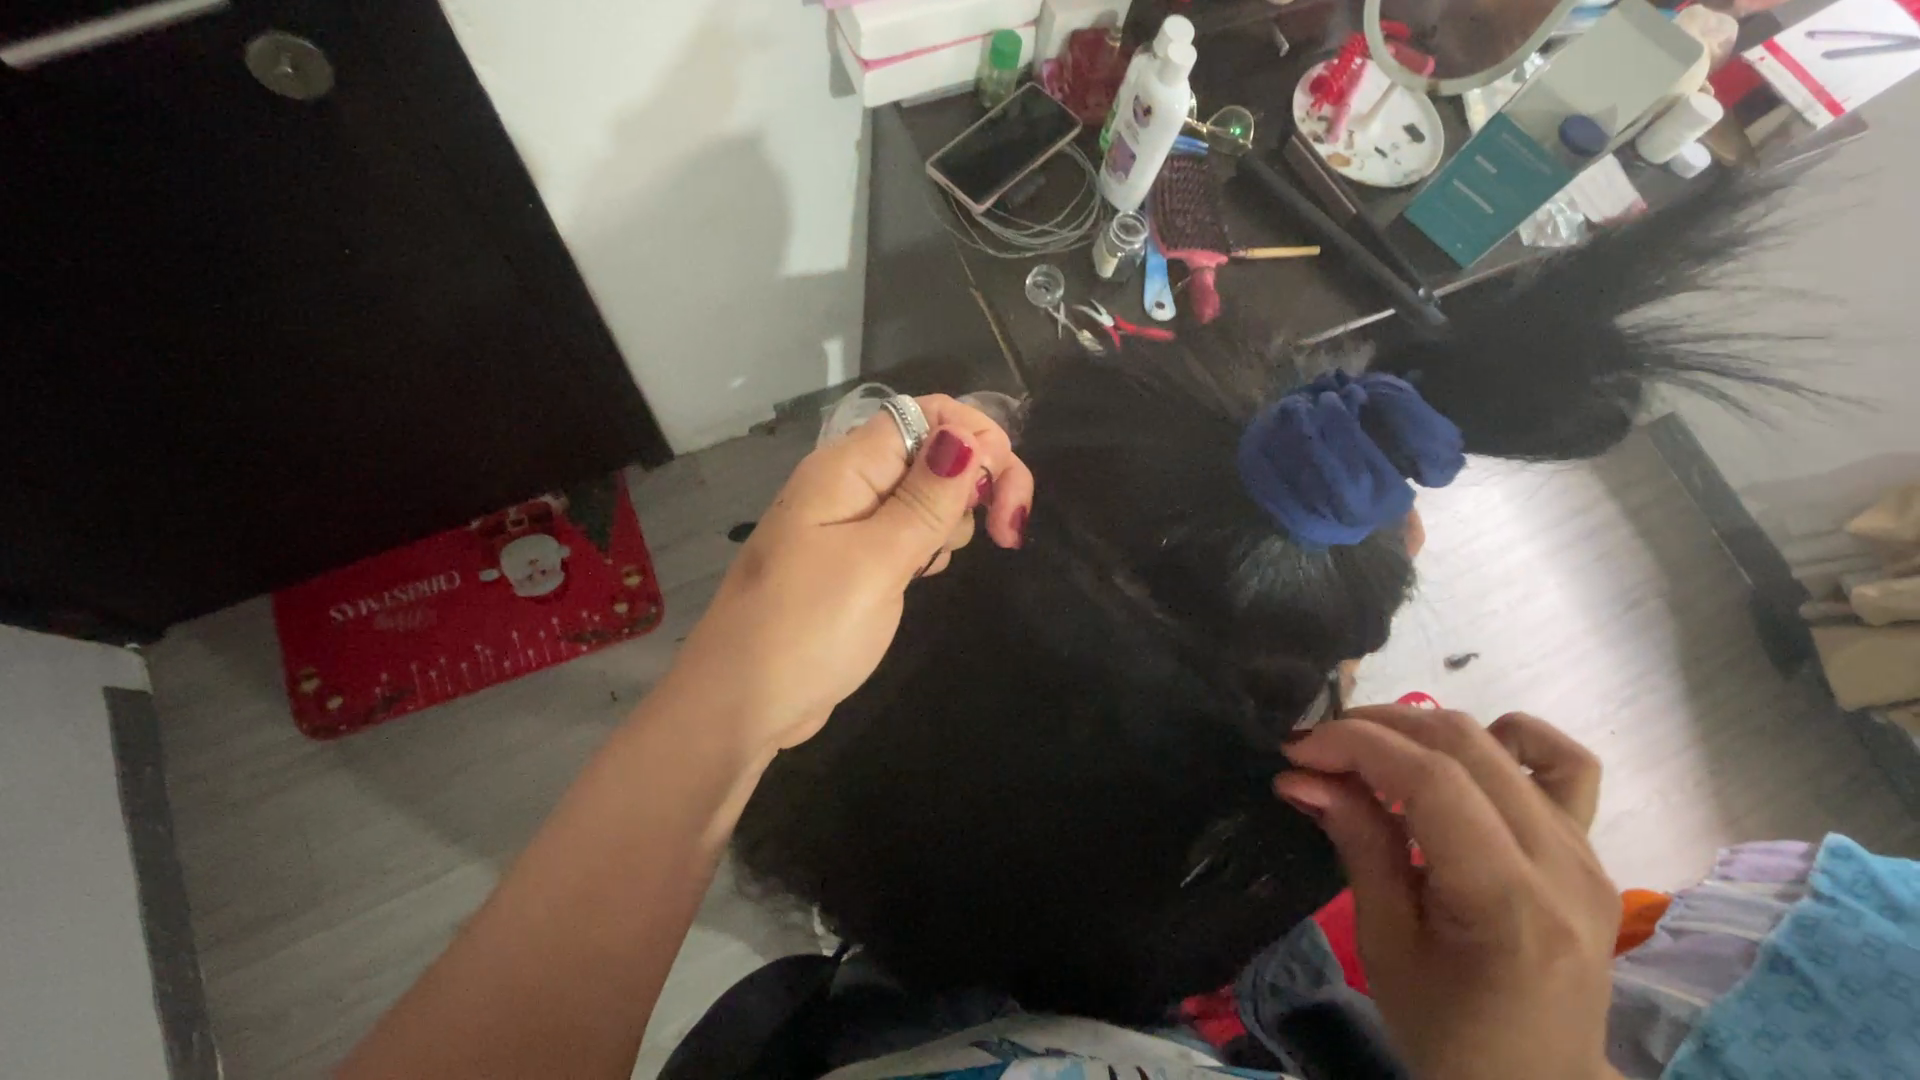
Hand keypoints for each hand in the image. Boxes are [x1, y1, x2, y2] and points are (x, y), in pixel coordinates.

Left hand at [672, 395, 1032, 752]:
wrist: (740, 705)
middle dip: (977, 479)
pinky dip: (930, 545)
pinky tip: (925, 574)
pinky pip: (906, 532)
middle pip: (932, 450)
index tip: (1005, 494)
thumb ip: (927, 499)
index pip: (926, 413)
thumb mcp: (876, 562)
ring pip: (925, 494)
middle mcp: (848, 484)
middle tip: (1005, 536)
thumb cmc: (805, 631)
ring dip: (954, 518)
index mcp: (847, 468)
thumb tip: (971, 434)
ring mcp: (849, 524)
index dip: (978, 436)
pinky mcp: (854, 561)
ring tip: (939, 563)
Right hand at [1274, 707, 1618, 1079]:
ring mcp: (1587, 852)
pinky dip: (1509, 739)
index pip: (1432, 780)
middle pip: (1464, 745)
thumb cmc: (1447, 1032)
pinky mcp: (1590, 849)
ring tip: (1368, 752)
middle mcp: (1563, 863)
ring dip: (1420, 728)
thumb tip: (1300, 776)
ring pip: (1502, 742)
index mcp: (1510, 902)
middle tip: (1316, 752)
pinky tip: (1464, 755)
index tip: (1295, 751)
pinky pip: (1564, 765)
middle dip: (1375, 729)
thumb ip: (1357, 844)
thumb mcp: (1385, 945)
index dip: (1355, 745)